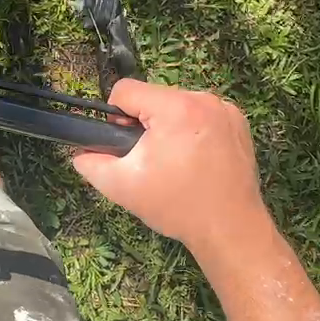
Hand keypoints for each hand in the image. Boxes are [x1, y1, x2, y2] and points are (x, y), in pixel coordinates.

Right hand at [71, 78, 266, 249]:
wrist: (230, 230)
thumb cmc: (176, 205)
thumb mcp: (122, 186)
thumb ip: (91, 163)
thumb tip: (80, 153)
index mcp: (175, 108)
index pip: (126, 90)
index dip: (116, 116)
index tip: (128, 144)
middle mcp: (203, 100)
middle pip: (153, 97)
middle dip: (144, 122)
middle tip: (151, 159)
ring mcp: (225, 110)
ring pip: (176, 104)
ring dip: (168, 125)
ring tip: (174, 161)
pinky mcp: (239, 123)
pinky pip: (201, 114)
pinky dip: (192, 129)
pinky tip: (196, 158)